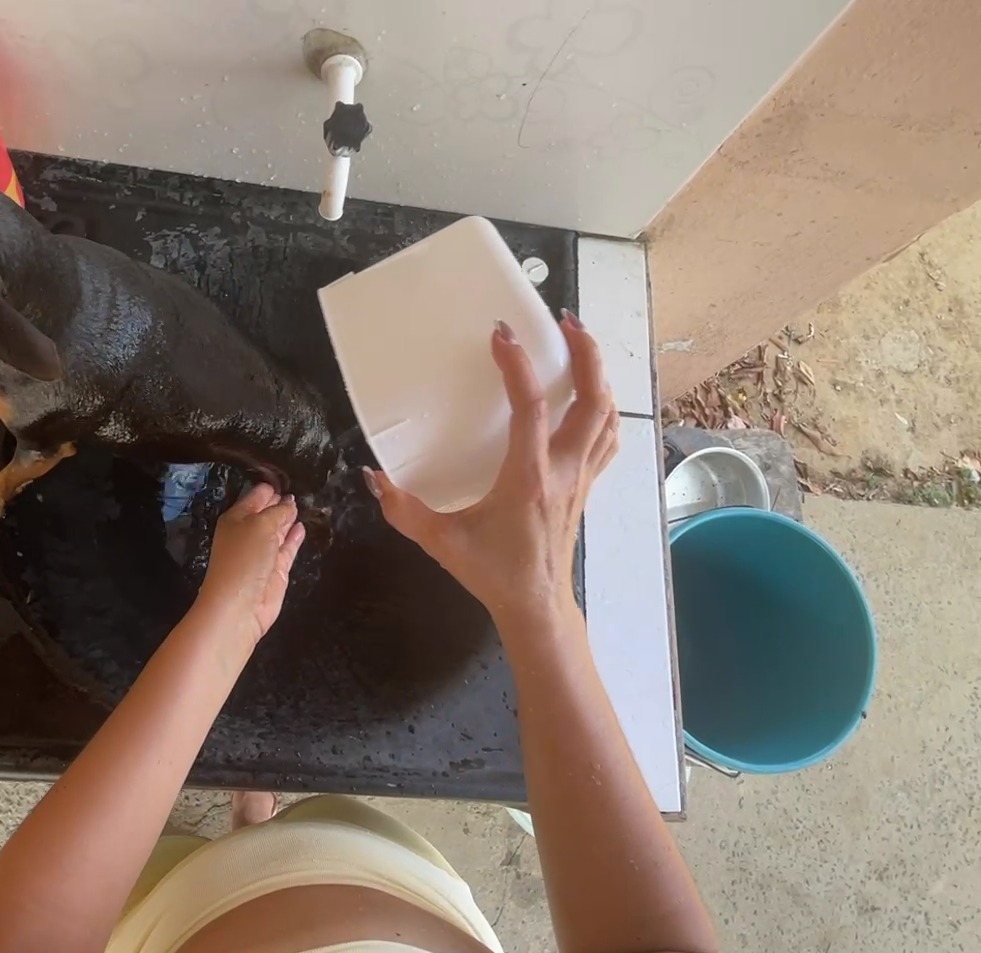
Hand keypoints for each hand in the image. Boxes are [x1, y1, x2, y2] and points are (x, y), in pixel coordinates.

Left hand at [196, 483, 305, 642]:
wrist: (240, 605)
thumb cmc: (244, 558)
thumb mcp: (260, 525)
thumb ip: (278, 512)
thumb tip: (290, 504)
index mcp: (237, 519)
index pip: (255, 497)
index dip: (269, 487)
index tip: (285, 476)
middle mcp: (249, 534)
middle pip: (266, 513)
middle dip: (279, 502)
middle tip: (297, 488)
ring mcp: (263, 553)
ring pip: (278, 530)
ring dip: (288, 518)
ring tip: (303, 504)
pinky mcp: (276, 570)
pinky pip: (288, 548)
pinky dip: (294, 537)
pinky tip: (302, 526)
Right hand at [365, 311, 618, 633]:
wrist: (536, 604)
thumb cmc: (492, 572)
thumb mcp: (441, 542)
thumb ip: (403, 510)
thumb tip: (373, 476)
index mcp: (527, 478)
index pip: (529, 408)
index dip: (516, 367)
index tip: (501, 335)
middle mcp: (561, 470)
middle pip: (591, 399)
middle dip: (585, 353)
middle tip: (565, 321)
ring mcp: (580, 477)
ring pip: (607, 415)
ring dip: (599, 375)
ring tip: (581, 346)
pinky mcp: (585, 486)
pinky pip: (606, 438)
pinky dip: (604, 409)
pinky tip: (590, 397)